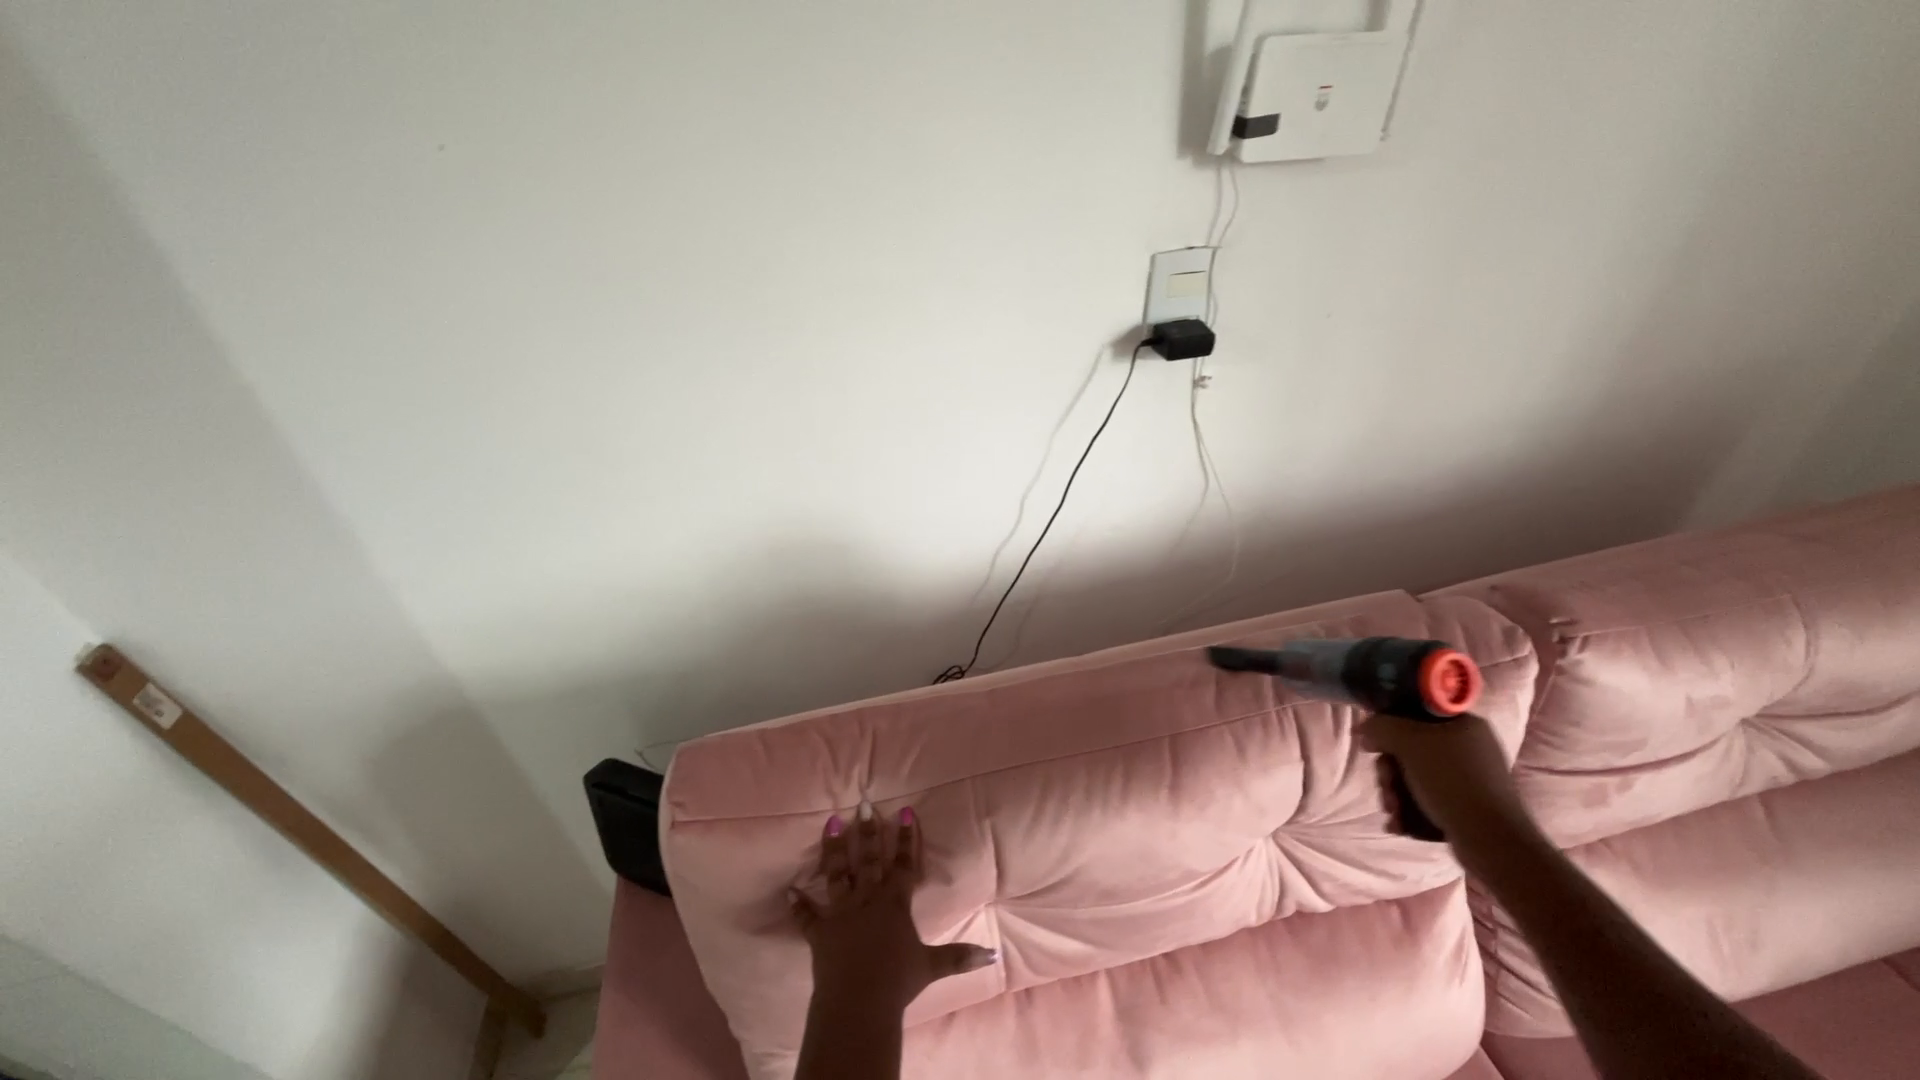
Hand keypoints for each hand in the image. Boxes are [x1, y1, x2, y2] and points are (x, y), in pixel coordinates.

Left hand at [790, 807, 996, 1017]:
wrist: (858, 1004)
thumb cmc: (897, 982)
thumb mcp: (932, 966)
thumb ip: (960, 956)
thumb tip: (993, 955)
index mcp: (894, 903)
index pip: (902, 863)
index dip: (904, 837)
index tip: (903, 810)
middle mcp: (867, 900)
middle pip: (868, 859)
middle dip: (868, 830)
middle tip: (864, 804)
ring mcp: (840, 914)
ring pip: (836, 874)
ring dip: (833, 849)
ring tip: (830, 822)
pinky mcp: (819, 933)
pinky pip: (806, 915)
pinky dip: (797, 903)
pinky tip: (788, 889)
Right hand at [1359, 713, 1537, 847]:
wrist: (1492, 840)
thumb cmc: (1451, 782)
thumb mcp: (1409, 743)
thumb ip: (1381, 728)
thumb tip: (1366, 731)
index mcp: (1462, 724)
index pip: (1413, 714)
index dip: (1388, 729)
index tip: (1372, 747)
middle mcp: (1468, 747)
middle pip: (1410, 750)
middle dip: (1389, 773)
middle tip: (1385, 788)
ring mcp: (1468, 779)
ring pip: (1415, 778)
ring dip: (1395, 794)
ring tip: (1393, 813)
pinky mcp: (1466, 806)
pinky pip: (1428, 800)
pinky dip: (1409, 811)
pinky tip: (1399, 825)